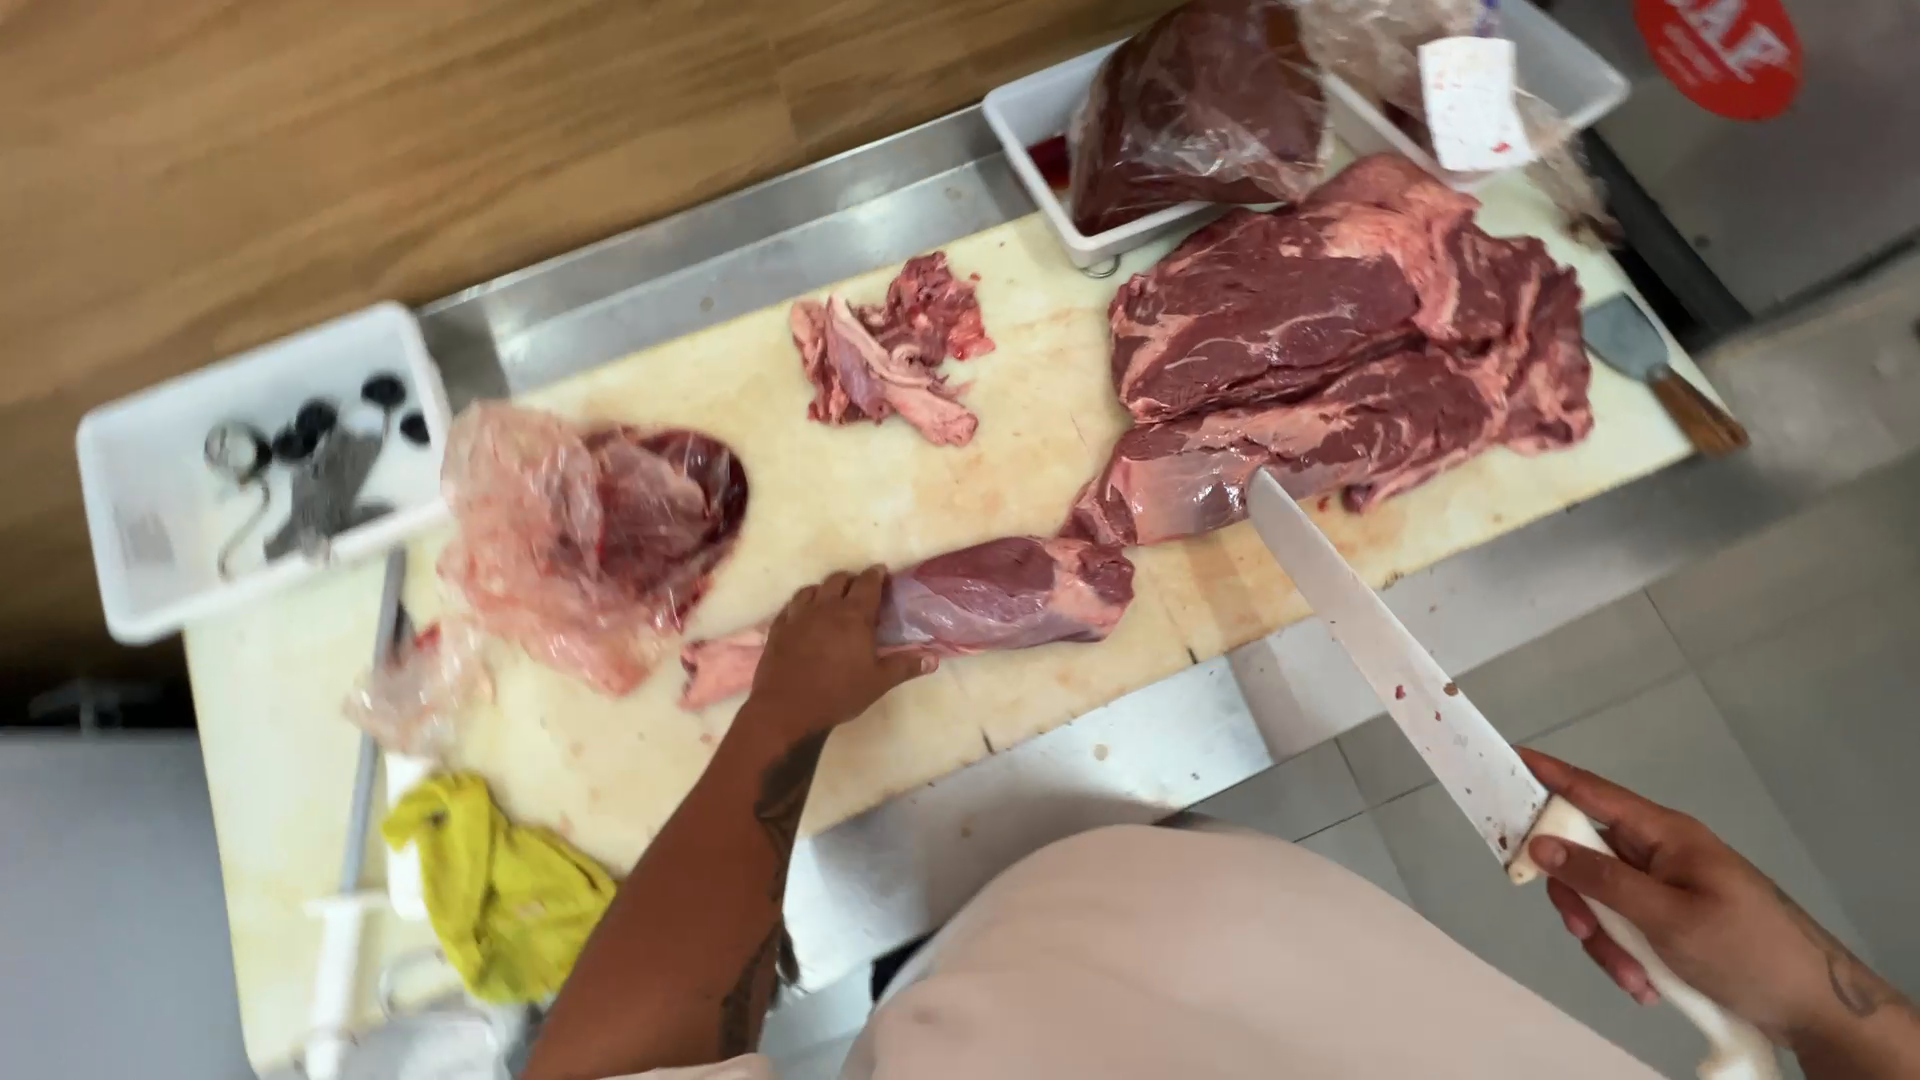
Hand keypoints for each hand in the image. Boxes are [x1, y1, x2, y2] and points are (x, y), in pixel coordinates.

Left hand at [742, 566, 933, 745]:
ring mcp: (798, 616)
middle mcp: (825, 607)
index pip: (868, 583)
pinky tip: (802, 615)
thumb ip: (906, 666)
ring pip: (811, 589)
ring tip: (831, 599)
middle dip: (851, 579)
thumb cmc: (839, 693)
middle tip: (859, 589)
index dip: (876, 574)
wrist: (788, 709)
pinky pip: (790, 606)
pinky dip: (800, 605)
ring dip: (824, 590)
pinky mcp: (778, 629)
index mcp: (854, 615)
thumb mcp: (879, 682)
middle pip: (838, 579)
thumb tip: (934, 659)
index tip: (882, 572)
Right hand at [1518, 748, 1909, 1044]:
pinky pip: (1619, 923)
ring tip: (1631, 976)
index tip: (1503, 757)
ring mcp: (1660, 886)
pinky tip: (1643, 981)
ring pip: (1596, 895)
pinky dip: (1622, 952)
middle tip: (1581, 930)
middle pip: (1581, 854)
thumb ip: (1598, 878)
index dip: (1545, 772)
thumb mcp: (1667, 917)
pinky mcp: (1665, 918)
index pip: (1589, 791)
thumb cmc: (1749, 951)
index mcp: (1662, 834)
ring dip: (1603, 937)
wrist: (1824, 1015)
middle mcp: (1655, 852)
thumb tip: (1538, 844)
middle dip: (1576, 897)